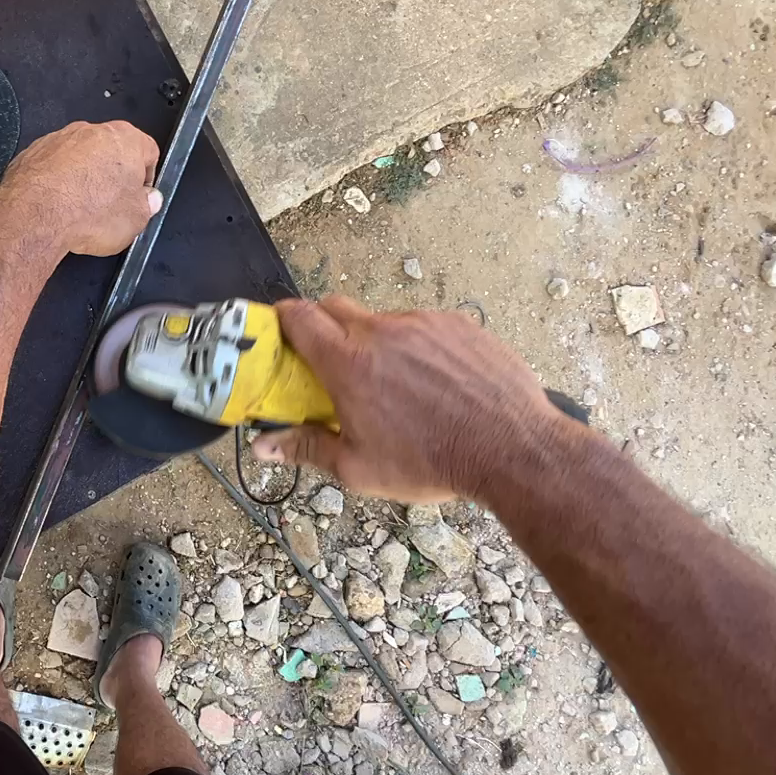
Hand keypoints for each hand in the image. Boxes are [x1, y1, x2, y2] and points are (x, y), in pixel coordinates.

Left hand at [0, 121, 160, 256]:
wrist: (36, 215)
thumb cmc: (85, 211)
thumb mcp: (136, 219)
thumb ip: (147, 204)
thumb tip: (148, 201)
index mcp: (126, 139)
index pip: (148, 152)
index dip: (146, 178)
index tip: (141, 196)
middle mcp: (92, 131)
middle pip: (111, 153)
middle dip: (113, 178)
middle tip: (111, 206)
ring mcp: (60, 139)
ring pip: (79, 159)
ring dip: (83, 180)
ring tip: (81, 210)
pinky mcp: (34, 152)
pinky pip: (53, 167)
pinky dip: (57, 184)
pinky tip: (58, 207)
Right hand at [252, 297, 566, 501]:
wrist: (514, 450)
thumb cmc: (429, 462)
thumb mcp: (356, 467)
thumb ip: (304, 448)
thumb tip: (261, 446)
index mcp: (346, 363)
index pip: (298, 316)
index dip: (282, 317)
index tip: (278, 329)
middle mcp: (380, 332)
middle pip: (333, 307)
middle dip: (322, 326)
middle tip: (329, 361)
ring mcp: (422, 323)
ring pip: (381, 320)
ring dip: (374, 343)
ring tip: (395, 384)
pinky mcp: (457, 324)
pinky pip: (422, 326)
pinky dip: (415, 347)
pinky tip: (433, 382)